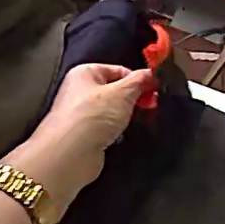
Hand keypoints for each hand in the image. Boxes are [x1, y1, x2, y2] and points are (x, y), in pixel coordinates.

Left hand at [5, 63, 153, 221]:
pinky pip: (107, 131)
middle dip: (133, 100)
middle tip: (148, 105)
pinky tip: (118, 137)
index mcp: (85, 73)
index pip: (118, 70)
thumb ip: (140, 81)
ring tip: (129, 123)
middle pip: (115, 92)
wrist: (70, 153)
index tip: (153, 88)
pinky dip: (116, 134)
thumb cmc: (90, 116)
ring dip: (125, 118)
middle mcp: (80, 92)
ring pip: (112, 113)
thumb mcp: (123, 92)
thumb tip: (151, 75)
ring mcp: (82, 116)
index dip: (137, 79)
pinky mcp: (85, 137)